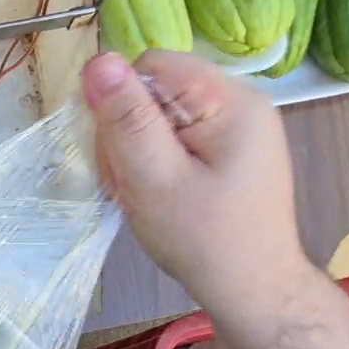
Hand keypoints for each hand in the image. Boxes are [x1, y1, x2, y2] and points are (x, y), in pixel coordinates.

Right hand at [85, 49, 313, 314]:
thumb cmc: (202, 238)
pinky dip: (153, 163)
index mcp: (229, 100)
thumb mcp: (154, 179)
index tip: (118, 154)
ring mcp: (236, 125)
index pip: (151, 66)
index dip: (119, 105)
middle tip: (131, 184)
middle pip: (153, 90)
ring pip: (157, 116)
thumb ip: (126, 120)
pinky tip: (156, 193)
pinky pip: (173, 136)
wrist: (248, 287)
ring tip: (143, 194)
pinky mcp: (228, 147)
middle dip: (126, 134)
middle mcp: (239, 101)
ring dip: (135, 153)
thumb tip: (99, 60)